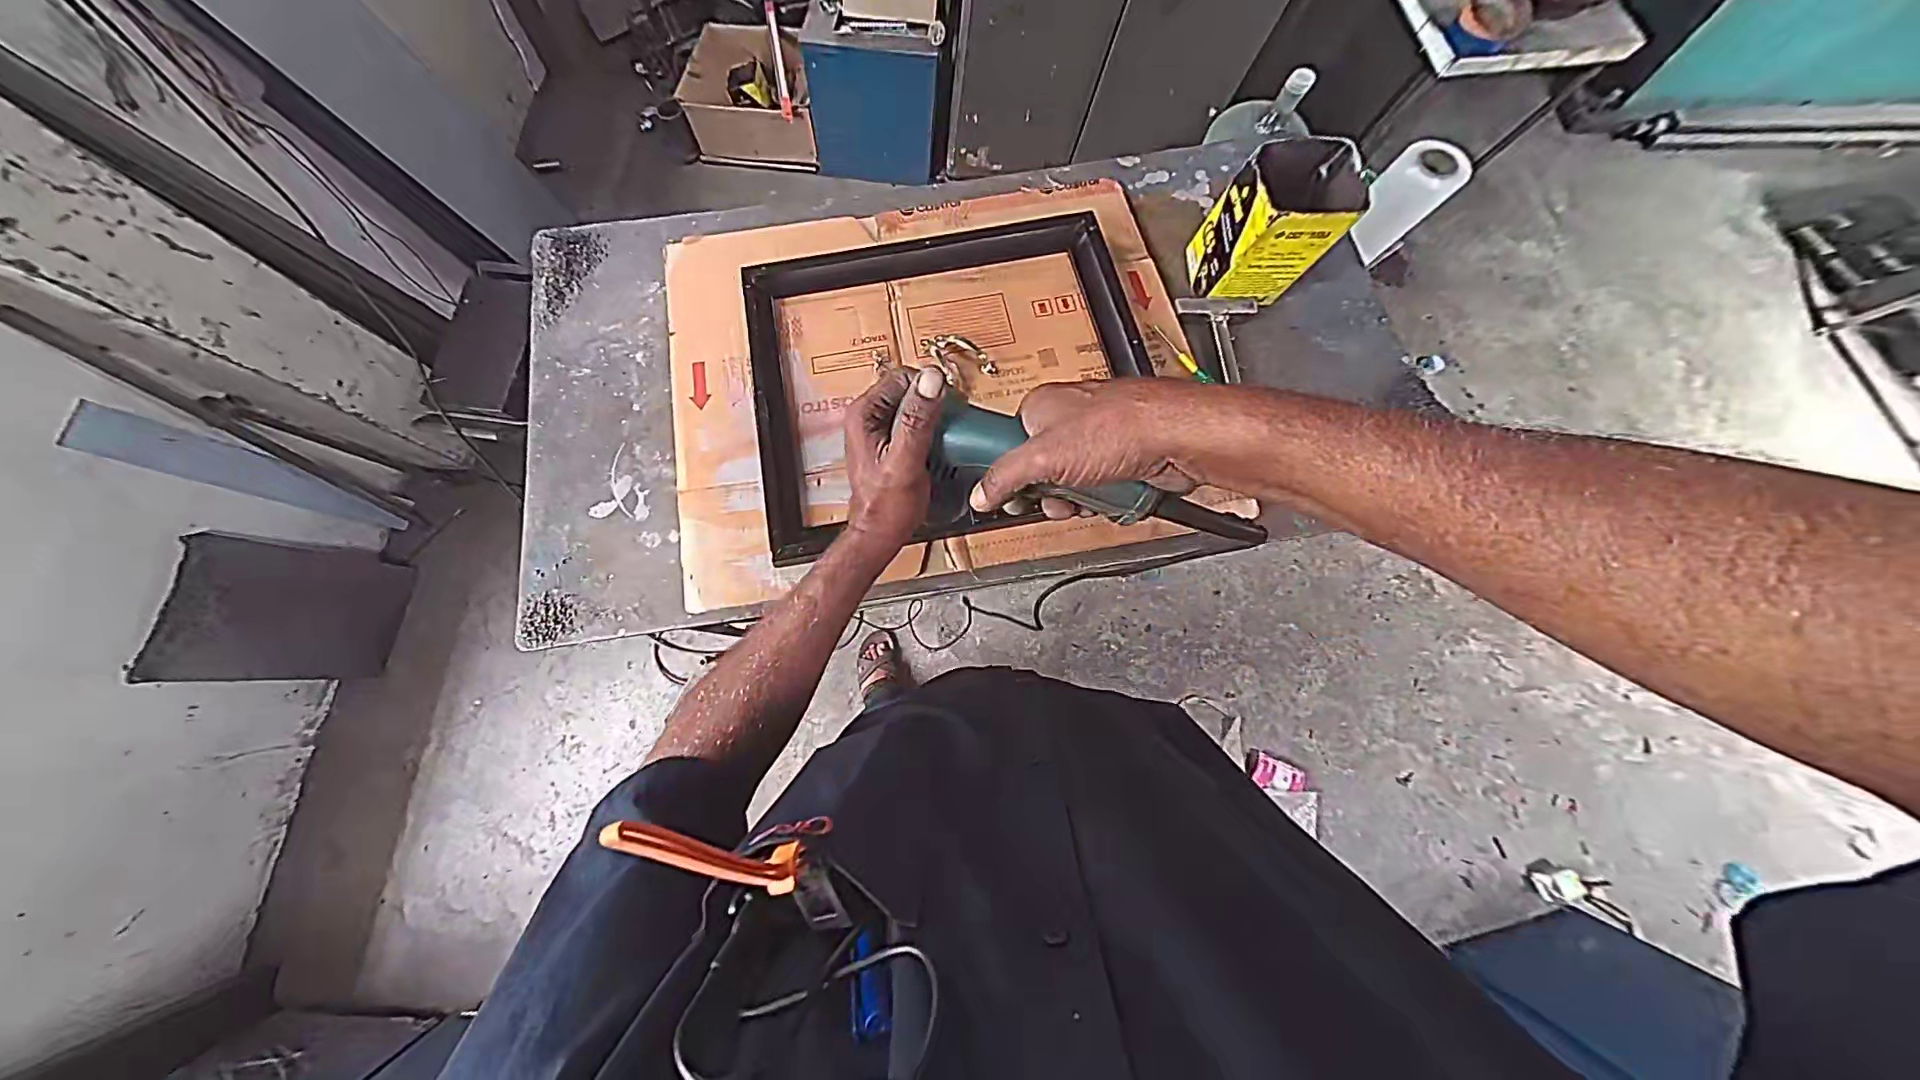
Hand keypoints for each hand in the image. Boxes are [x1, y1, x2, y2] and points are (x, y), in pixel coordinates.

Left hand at [843, 365, 946, 551]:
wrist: (881, 533)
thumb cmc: (887, 505)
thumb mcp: (905, 459)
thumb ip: (917, 419)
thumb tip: (930, 380)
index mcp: (864, 414)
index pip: (901, 377)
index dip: (928, 387)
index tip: (947, 404)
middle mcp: (868, 417)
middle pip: (909, 389)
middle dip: (933, 401)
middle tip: (949, 422)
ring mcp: (879, 430)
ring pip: (914, 405)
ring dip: (934, 416)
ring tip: (945, 435)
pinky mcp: (892, 443)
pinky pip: (916, 423)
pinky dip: (931, 429)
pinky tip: (939, 445)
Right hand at [970, 378, 1216, 518]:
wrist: (1178, 438)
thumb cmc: (1123, 427)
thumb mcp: (1045, 457)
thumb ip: (1004, 476)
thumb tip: (980, 494)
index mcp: (1040, 406)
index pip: (1002, 442)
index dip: (1002, 471)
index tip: (999, 492)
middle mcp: (1066, 420)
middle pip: (1035, 470)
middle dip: (1044, 493)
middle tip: (1051, 496)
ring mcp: (1093, 442)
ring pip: (1066, 484)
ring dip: (1073, 500)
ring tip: (1086, 496)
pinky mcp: (1116, 461)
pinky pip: (1093, 489)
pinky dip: (1098, 499)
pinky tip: (1108, 495)